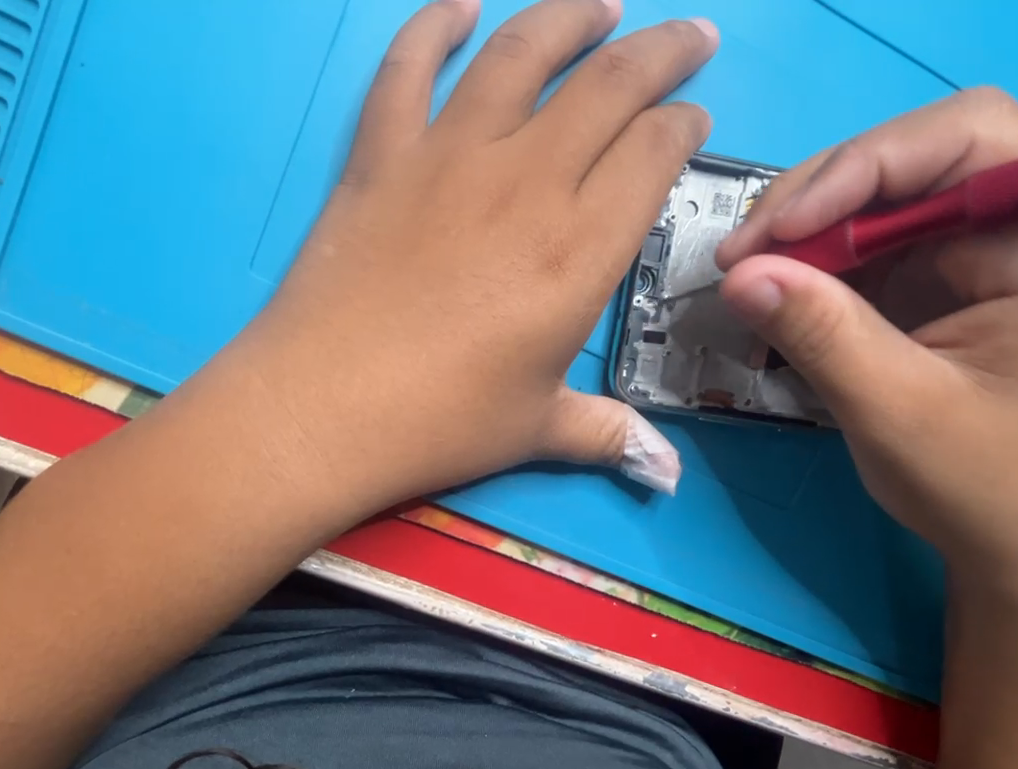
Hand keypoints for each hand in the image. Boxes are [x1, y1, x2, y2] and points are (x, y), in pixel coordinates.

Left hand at [185, 0, 717, 510]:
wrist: (322, 409)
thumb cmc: (440, 425)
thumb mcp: (536, 430)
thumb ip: (607, 434)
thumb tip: (665, 473)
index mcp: (580, 250)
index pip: (655, 155)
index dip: (685, 129)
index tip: (695, 124)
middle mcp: (527, 181)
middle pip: (610, 86)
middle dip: (662, 53)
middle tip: (690, 37)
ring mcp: (448, 157)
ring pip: (523, 52)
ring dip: (571, 17)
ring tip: (602, 2)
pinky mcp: (380, 155)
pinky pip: (408, 66)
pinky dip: (435, 24)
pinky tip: (460, 5)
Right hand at [715, 89, 1017, 579]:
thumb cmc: (987, 487)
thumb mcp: (897, 412)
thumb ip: (822, 335)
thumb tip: (737, 275)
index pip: (964, 140)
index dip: (861, 166)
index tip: (775, 231)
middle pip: (915, 162)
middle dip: (820, 201)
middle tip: (741, 256)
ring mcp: (981, 258)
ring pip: (882, 205)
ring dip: (807, 238)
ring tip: (745, 280)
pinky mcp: (944, 291)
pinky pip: (872, 256)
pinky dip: (816, 274)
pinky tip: (776, 303)